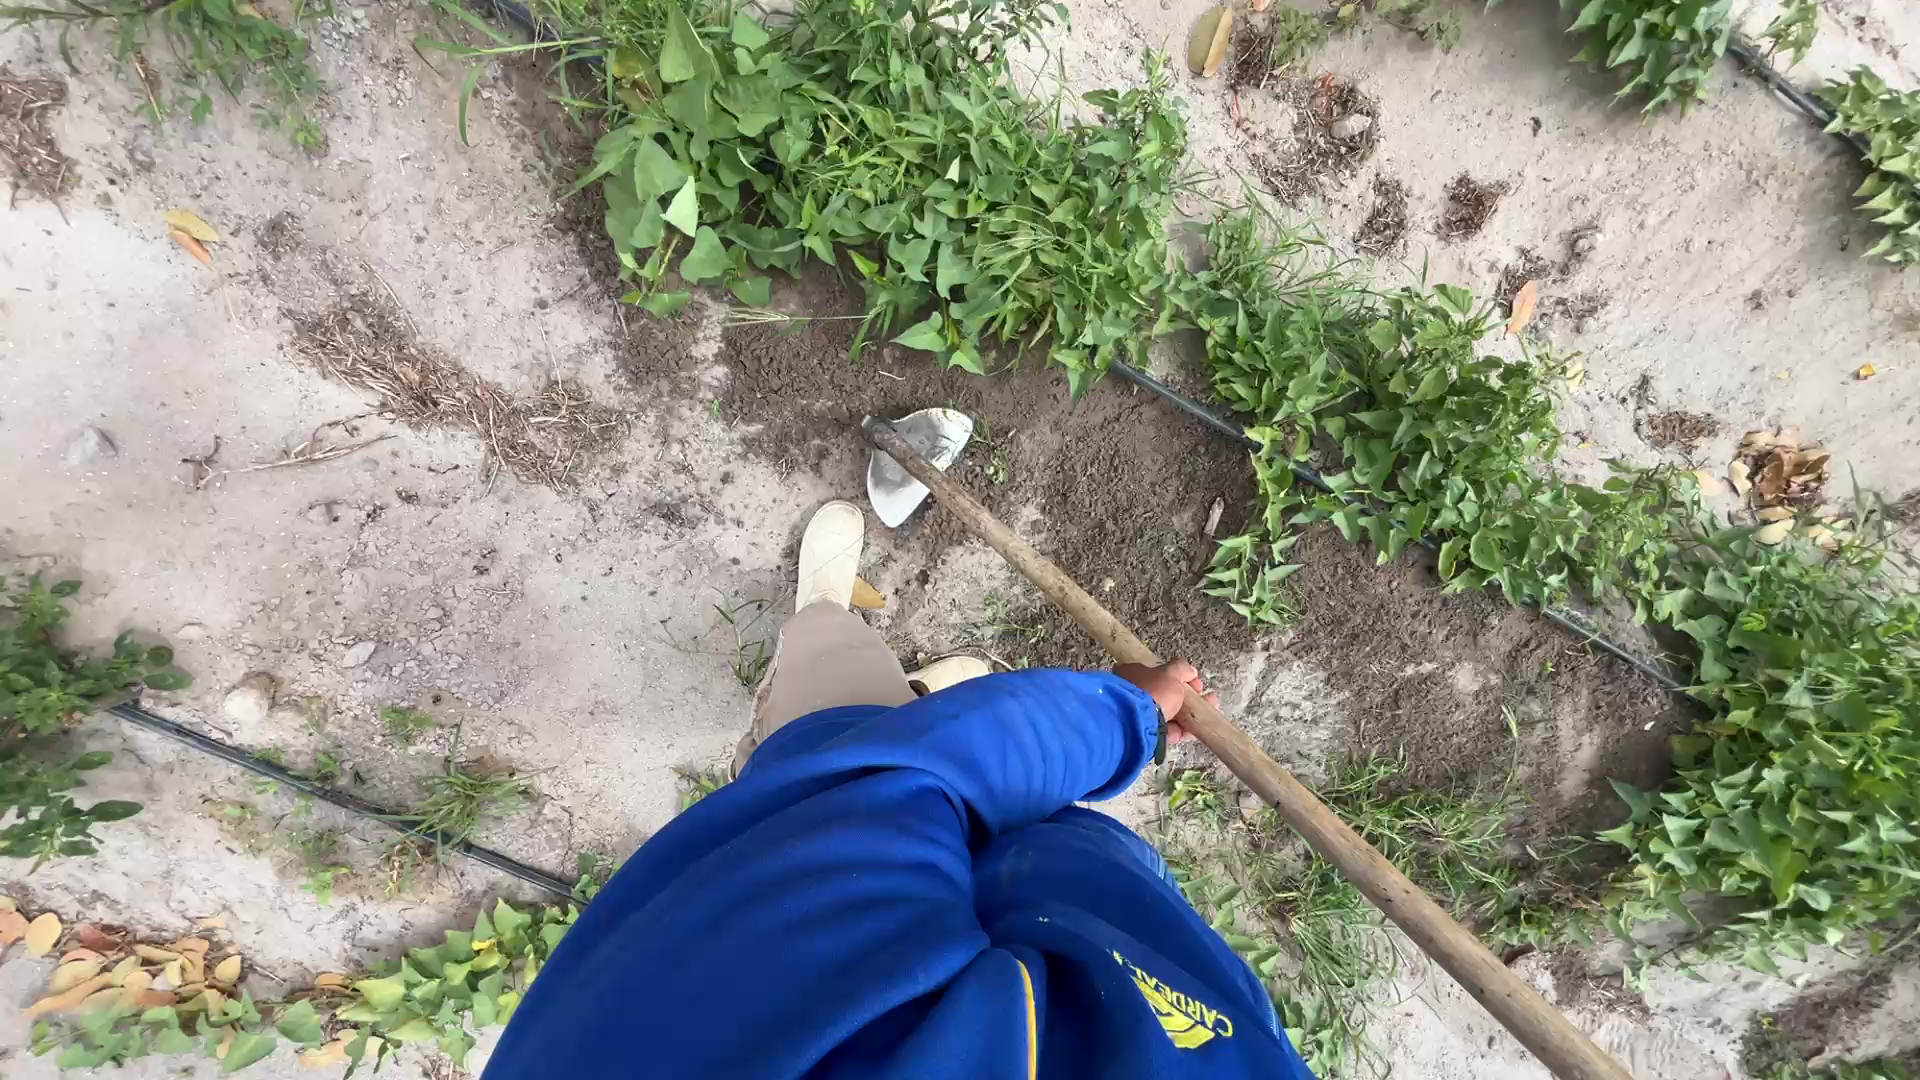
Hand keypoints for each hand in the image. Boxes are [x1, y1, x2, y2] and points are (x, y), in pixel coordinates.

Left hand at [1112, 658, 1216, 744]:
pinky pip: (1168, 731)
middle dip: (1185, 695)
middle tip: (1203, 697)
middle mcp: (1131, 694)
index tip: (1193, 679)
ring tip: (1209, 709)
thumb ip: (1181, 670)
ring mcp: (1138, 715)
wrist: (1136, 723)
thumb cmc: (1151, 691)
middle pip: (1163, 694)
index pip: (1155, 672)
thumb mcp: (1169, 674)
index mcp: (1131, 673)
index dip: (1176, 676)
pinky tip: (1199, 727)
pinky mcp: (1146, 734)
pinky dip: (1184, 729)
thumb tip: (1190, 670)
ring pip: (1167, 713)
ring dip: (1189, 712)